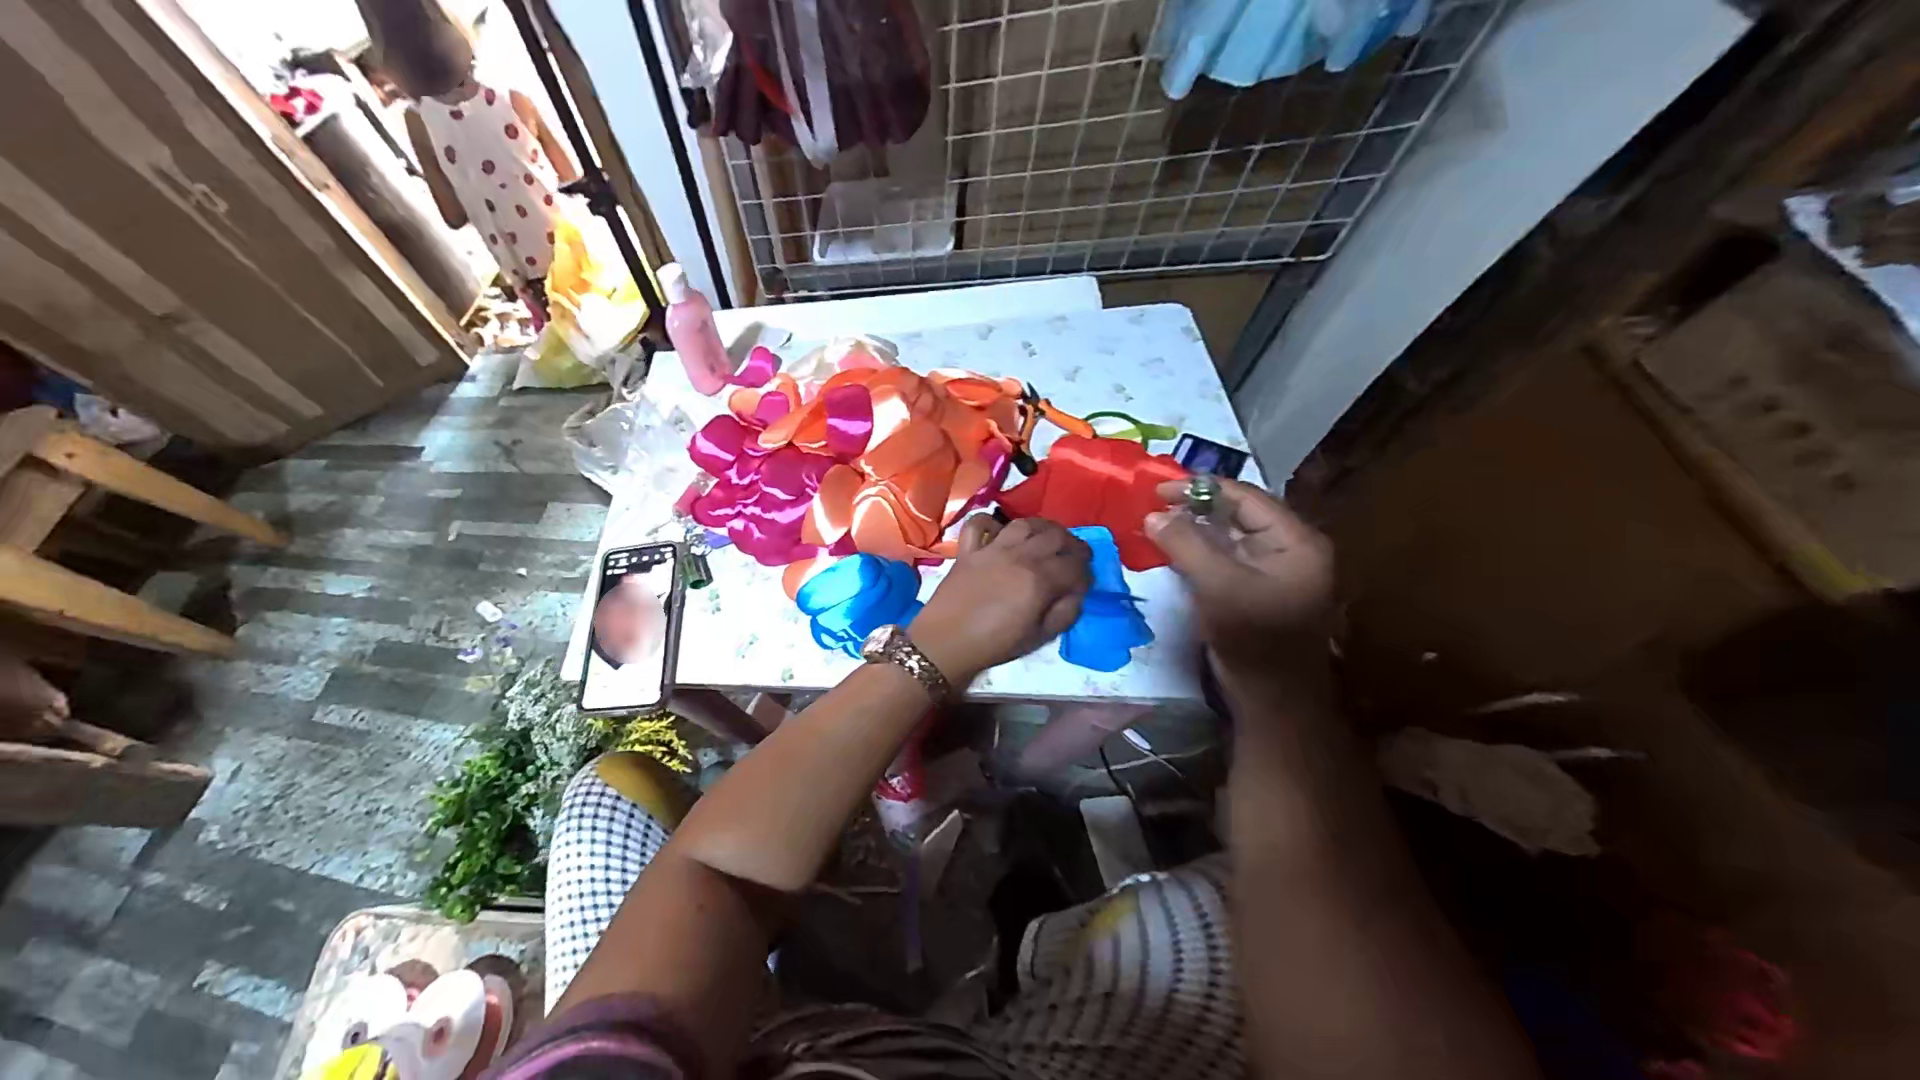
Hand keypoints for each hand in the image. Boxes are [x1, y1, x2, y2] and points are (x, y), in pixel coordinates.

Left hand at [909, 516, 1091, 682]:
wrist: (945, 644)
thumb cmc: (995, 644)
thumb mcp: (1039, 637)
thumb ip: (1065, 613)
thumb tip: (1076, 593)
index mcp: (1039, 579)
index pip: (1074, 565)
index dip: (1086, 572)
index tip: (1086, 581)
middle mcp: (1019, 556)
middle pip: (1055, 536)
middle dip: (1072, 544)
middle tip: (1075, 556)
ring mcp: (991, 549)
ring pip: (1024, 523)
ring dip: (1042, 527)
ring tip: (1047, 538)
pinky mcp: (968, 550)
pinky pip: (979, 524)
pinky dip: (990, 522)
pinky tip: (999, 531)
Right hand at [1146, 478, 1334, 670]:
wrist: (1272, 699)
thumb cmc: (1254, 638)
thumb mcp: (1218, 586)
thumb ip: (1186, 544)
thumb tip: (1153, 514)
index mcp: (1295, 540)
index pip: (1246, 497)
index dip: (1201, 489)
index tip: (1158, 489)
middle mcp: (1289, 548)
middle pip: (1238, 514)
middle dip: (1196, 507)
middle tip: (1155, 504)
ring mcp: (1273, 570)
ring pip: (1228, 536)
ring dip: (1194, 528)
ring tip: (1157, 523)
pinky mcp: (1255, 589)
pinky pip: (1225, 558)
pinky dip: (1199, 550)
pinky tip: (1172, 549)